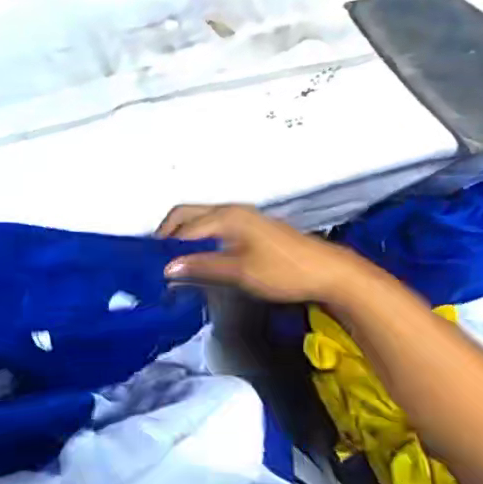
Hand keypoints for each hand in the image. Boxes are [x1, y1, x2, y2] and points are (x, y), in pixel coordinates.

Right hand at [157, 204, 376, 303]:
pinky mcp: (250, 226)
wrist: (330, 273)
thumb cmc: (285, 272)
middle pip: (186, 214)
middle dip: (168, 231)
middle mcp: (231, 210)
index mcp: (226, 217)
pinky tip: (198, 253)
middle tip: (156, 255)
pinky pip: (212, 222)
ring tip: (173, 256)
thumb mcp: (240, 273)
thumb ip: (202, 267)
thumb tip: (168, 267)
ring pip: (199, 217)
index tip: (152, 263)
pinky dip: (197, 234)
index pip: (184, 228)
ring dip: (183, 232)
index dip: (166, 245)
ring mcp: (242, 216)